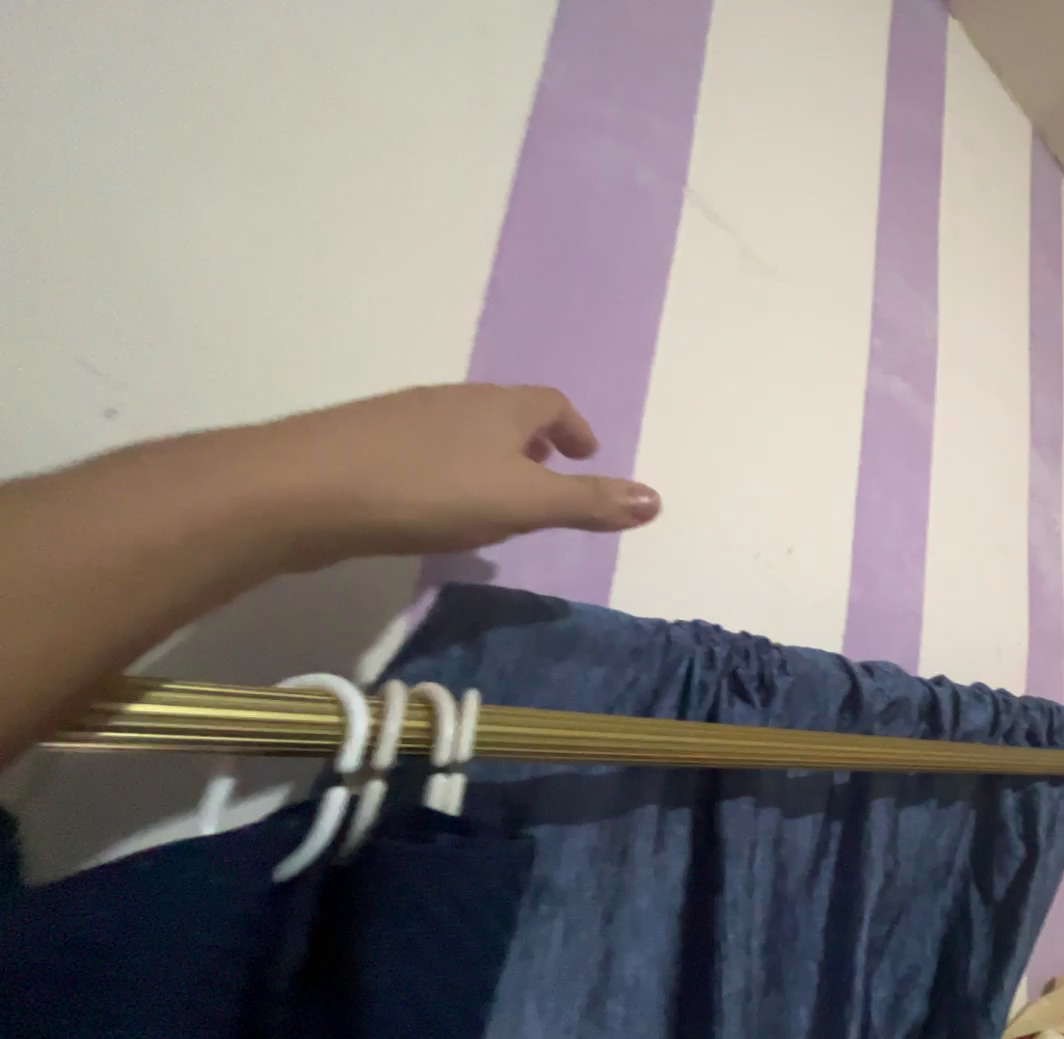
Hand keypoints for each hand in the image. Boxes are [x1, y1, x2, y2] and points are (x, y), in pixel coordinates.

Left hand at [218, 383, 660, 569]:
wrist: (296, 491)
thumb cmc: (430, 491)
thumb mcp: (526, 504)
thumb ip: (590, 503)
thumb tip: (657, 500)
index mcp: (501, 408)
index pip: (553, 404)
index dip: (575, 428)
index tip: (586, 456)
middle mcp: (456, 400)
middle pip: (508, 411)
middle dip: (535, 439)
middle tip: (547, 473)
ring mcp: (404, 416)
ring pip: (464, 428)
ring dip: (491, 454)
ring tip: (495, 493)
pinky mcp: (362, 441)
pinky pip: (424, 447)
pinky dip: (448, 467)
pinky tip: (434, 505)